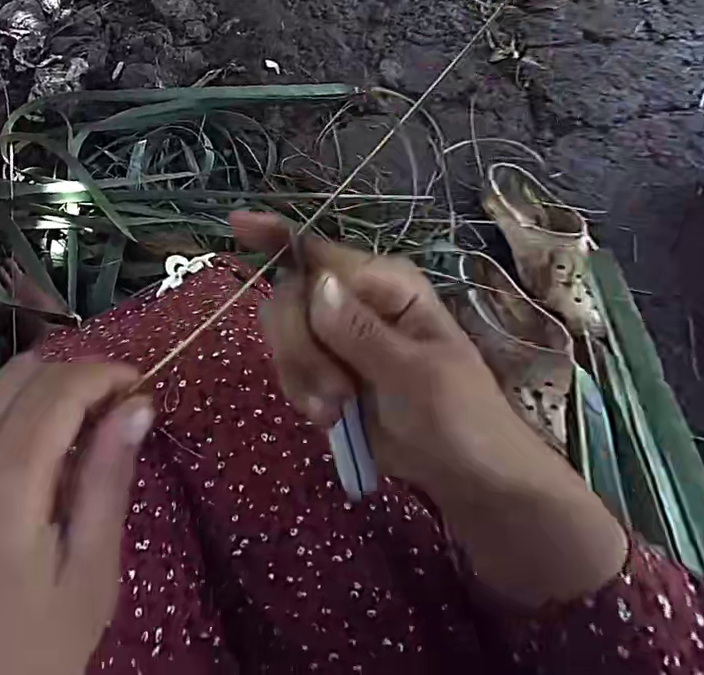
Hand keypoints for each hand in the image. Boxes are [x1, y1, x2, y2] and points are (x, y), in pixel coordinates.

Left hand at [0, 356, 153, 674]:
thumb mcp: (85, 583)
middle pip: (20, 375)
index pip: (57, 389)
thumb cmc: (23, 667)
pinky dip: (6, 422)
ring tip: (78, 436)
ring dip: (40, 395)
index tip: (138, 382)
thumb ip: (107, 480)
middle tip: (114, 405)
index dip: (103, 373)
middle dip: (73, 375)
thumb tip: (138, 404)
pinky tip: (30, 465)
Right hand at [232, 211, 626, 606]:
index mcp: (385, 282)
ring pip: (280, 330)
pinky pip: (284, 362)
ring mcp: (334, 330)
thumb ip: (362, 333)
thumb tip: (315, 286)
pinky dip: (299, 390)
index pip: (318, 251)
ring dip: (300, 374)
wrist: (467, 478)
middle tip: (333, 395)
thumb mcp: (418, 377)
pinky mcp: (322, 362)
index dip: (274, 234)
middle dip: (299, 347)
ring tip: (336, 411)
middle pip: (288, 295)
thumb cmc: (461, 419)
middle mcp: (353, 295)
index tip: (236, 225)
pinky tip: (330, 416)